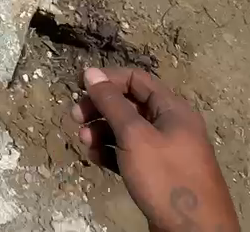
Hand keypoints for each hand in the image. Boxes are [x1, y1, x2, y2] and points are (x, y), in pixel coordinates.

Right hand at [70, 66, 239, 231]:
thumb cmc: (166, 178)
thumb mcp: (134, 136)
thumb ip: (111, 102)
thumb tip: (90, 72)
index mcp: (173, 110)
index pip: (135, 79)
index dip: (107, 78)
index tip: (80, 86)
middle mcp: (170, 126)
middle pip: (128, 103)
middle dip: (99, 108)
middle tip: (76, 116)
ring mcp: (165, 151)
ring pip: (125, 129)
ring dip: (101, 131)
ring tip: (84, 141)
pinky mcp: (158, 173)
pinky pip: (129, 152)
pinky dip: (110, 151)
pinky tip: (96, 158)